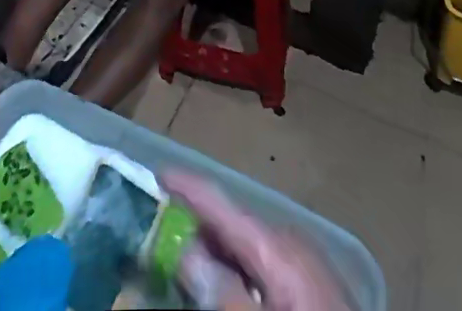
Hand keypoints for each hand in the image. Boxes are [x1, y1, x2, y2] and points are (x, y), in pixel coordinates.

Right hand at [163, 173, 349, 310]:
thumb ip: (223, 291)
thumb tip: (187, 250)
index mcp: (278, 245)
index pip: (225, 205)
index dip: (190, 187)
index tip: (158, 170)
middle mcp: (291, 241)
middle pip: (231, 223)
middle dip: (194, 225)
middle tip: (154, 228)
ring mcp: (302, 260)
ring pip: (244, 245)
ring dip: (213, 250)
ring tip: (178, 255)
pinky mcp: (307, 281)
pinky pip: (260, 262)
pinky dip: (235, 266)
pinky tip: (220, 283)